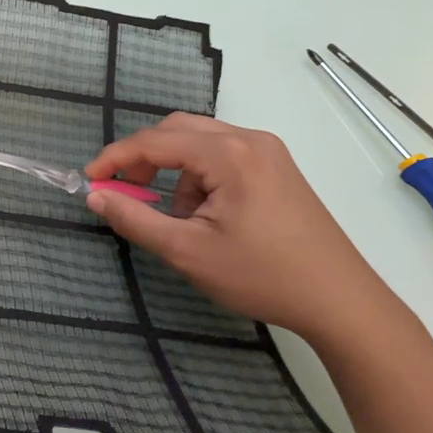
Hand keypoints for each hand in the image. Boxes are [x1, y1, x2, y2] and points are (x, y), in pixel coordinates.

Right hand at [84, 113, 399, 342]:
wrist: (342, 303)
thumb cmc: (262, 275)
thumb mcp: (187, 251)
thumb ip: (135, 219)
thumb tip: (96, 197)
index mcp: (228, 154)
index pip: (154, 141)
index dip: (115, 159)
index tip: (89, 182)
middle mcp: (249, 140)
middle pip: (177, 129)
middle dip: (144, 158)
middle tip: (125, 191)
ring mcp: (269, 152)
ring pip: (200, 141)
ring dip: (173, 168)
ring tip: (173, 214)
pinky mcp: (279, 169)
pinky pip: (223, 154)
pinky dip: (199, 174)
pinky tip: (205, 213)